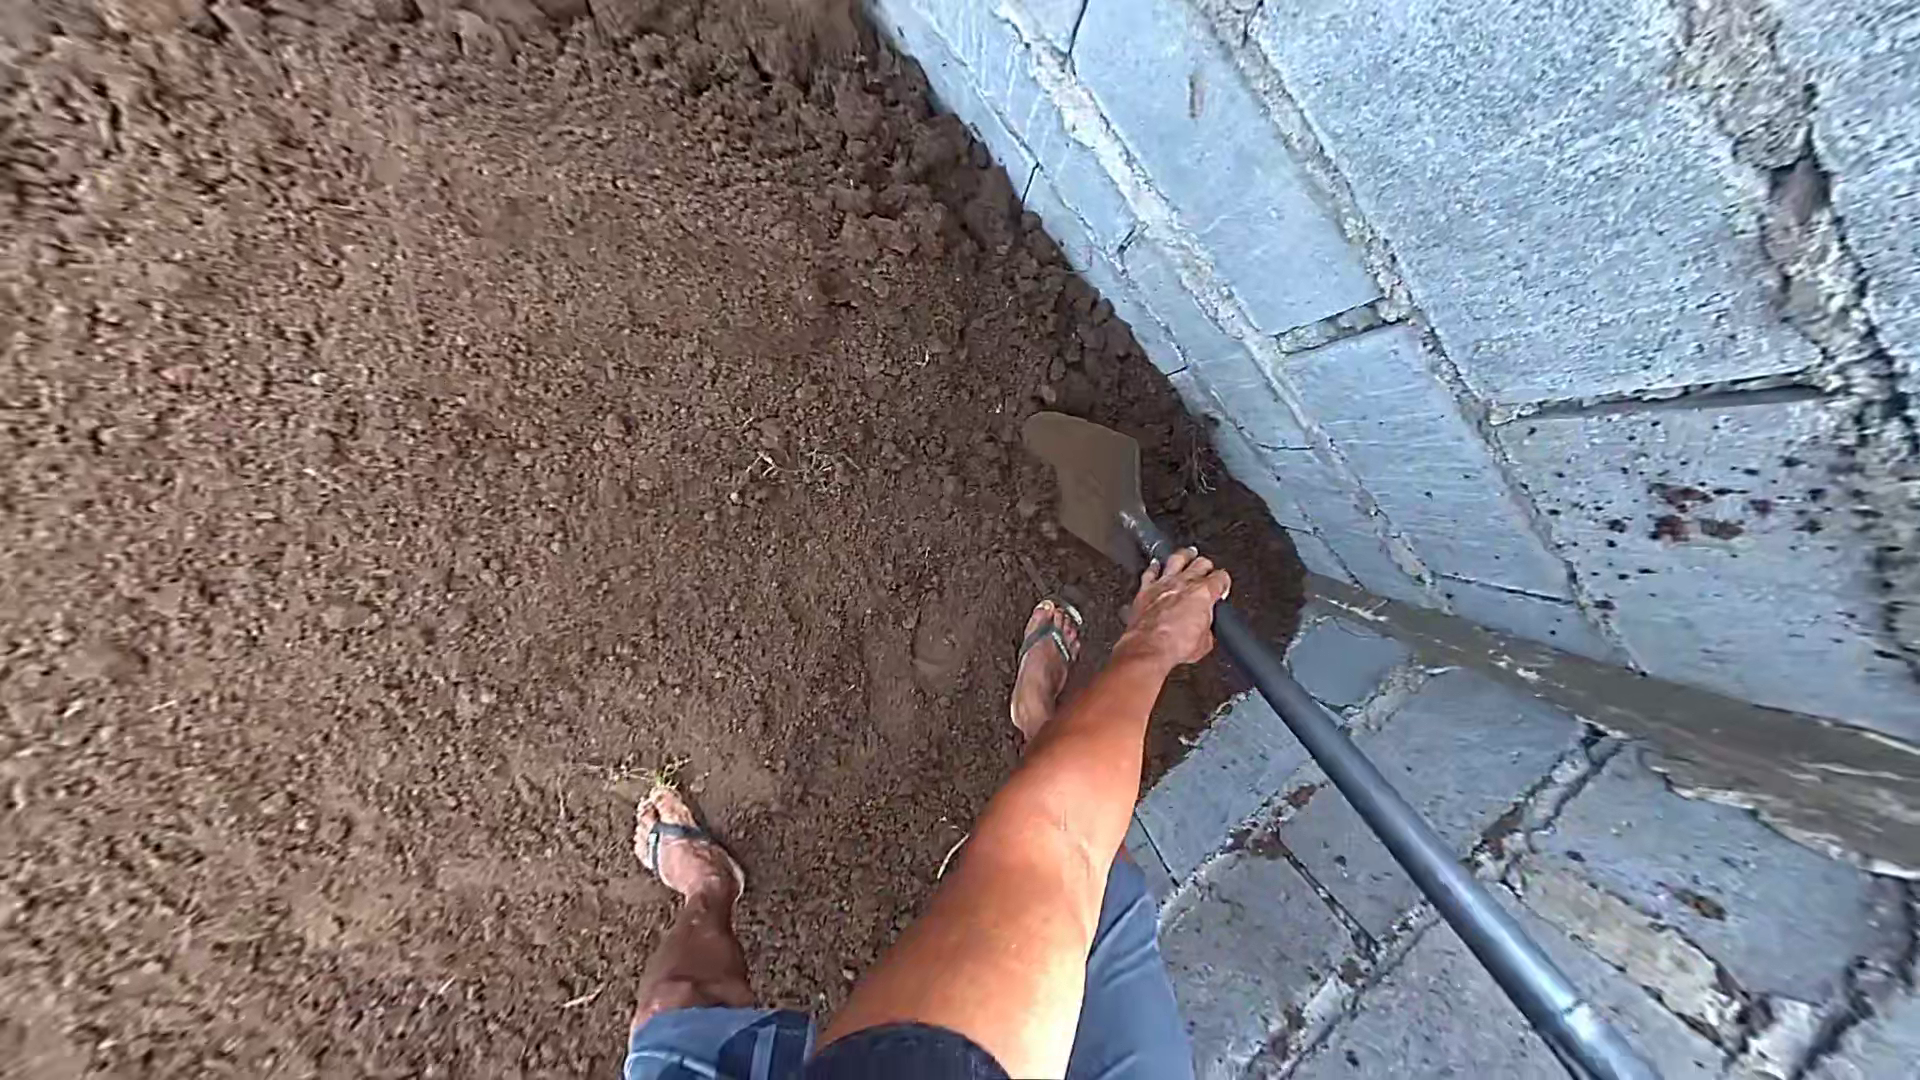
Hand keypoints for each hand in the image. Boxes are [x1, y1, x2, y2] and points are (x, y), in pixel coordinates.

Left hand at [1116, 546, 1230, 668]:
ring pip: (1176, 559)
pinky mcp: (1145, 590)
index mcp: (1204, 593)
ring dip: (1184, 555)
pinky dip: (1154, 567)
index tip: (1222, 585)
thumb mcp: (1205, 643)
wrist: (1148, 647)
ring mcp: (1163, 584)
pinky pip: (1150, 572)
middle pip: (1200, 563)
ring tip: (1188, 552)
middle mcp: (1183, 583)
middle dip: (1206, 565)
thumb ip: (1207, 629)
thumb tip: (1204, 630)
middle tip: (1207, 567)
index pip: (1220, 578)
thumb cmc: (1175, 645)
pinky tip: (1155, 564)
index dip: (1223, 581)